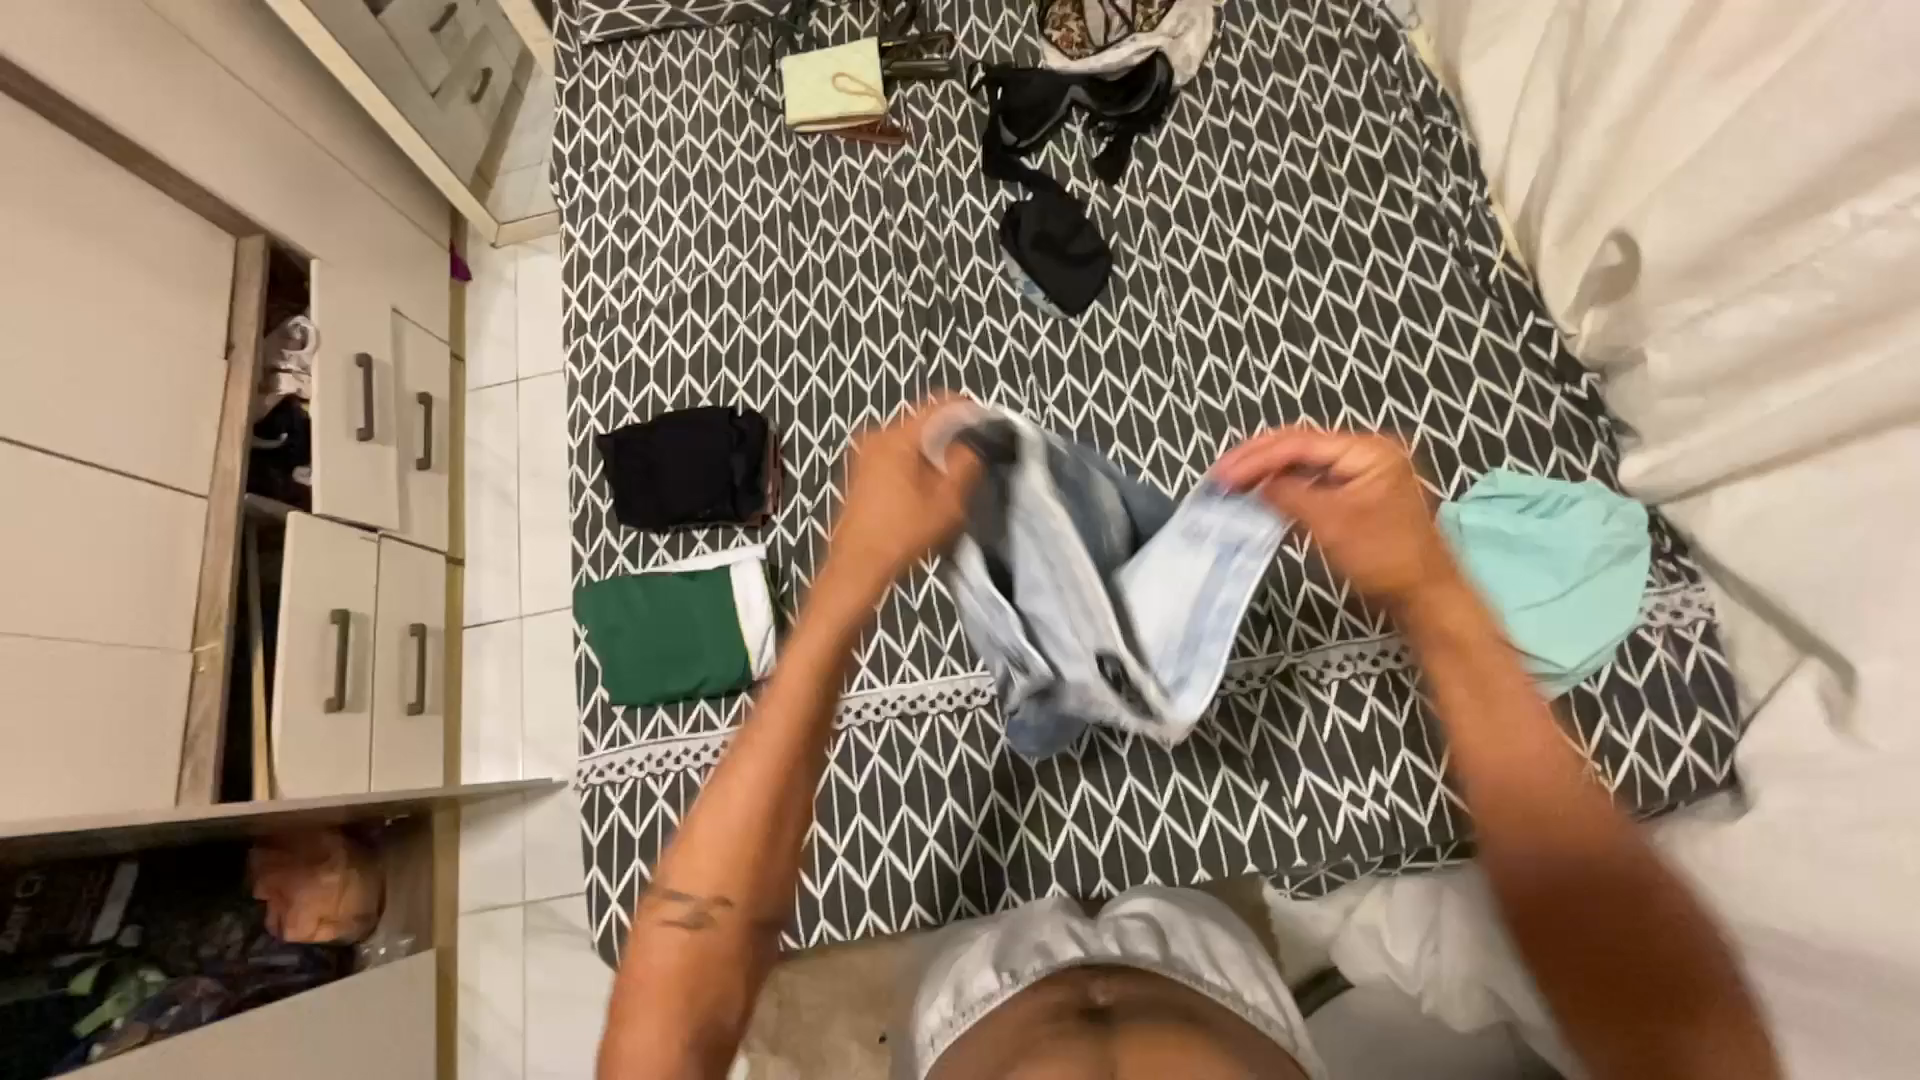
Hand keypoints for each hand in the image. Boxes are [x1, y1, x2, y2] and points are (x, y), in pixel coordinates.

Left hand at [824, 397, 982, 589]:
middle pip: (923, 421)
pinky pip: (895, 456)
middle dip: (950, 435)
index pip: (939, 404)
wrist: (857, 566)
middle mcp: (875, 437)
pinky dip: (915, 464)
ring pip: (909, 440)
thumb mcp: (948, 501)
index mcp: (896, 437)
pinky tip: (927, 490)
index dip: (968, 410)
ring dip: (932, 452)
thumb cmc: (902, 534)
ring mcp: (864, 455)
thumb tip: (973, 445)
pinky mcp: (860, 473)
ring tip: (951, 478)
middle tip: (971, 458)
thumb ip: (966, 464)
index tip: (986, 425)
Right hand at [1212, 427, 1460, 608]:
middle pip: (1298, 446)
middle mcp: (1363, 454)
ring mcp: (1358, 475)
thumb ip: (1288, 495)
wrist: (1423, 596)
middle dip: (1256, 459)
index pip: (1298, 443)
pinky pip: (1308, 482)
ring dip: (1265, 472)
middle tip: (1220, 475)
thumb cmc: (1384, 558)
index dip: (1255, 458)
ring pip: (1300, 463)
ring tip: (1231, 482)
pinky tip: (1257, 494)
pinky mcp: (1352, 496)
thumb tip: (1253, 484)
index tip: (1222, 475)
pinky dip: (1280, 487)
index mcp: (1366, 451)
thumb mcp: (1330, 523)